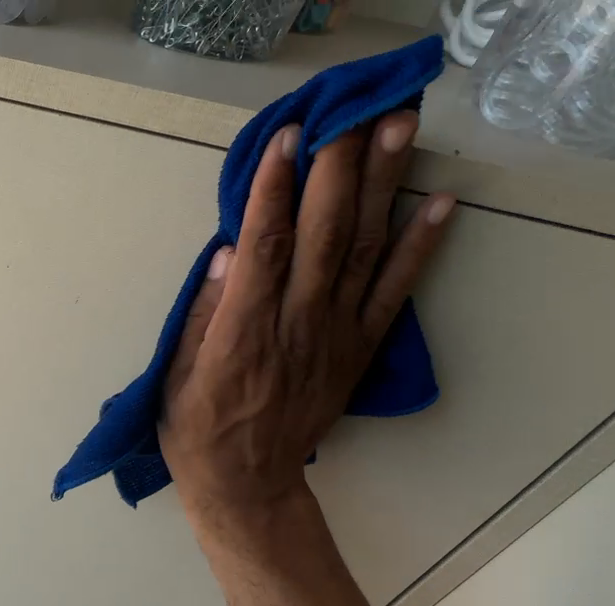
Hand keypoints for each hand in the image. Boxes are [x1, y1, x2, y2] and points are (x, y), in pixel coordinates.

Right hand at [159, 113, 453, 533]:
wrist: (247, 484)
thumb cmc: (196, 433)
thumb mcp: (174, 379)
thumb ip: (202, 317)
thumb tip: (228, 256)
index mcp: (241, 335)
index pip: (263, 250)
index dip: (273, 193)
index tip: (285, 141)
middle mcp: (295, 327)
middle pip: (322, 236)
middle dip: (337, 169)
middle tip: (351, 113)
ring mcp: (334, 336)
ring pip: (363, 250)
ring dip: (383, 186)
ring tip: (399, 128)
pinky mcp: (359, 349)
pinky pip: (395, 292)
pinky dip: (421, 246)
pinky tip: (439, 201)